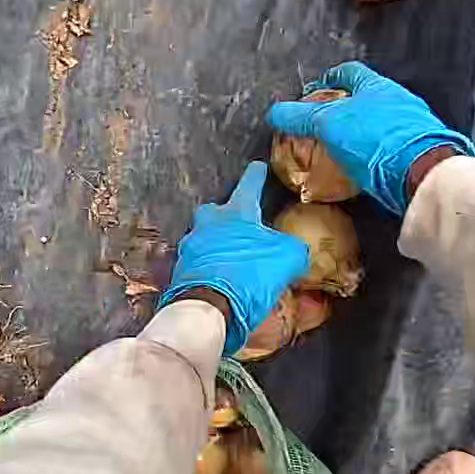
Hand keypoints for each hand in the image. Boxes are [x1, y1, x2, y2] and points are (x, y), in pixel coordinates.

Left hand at [162, 160, 310, 355]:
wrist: (209, 307)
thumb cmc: (250, 274)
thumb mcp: (286, 259)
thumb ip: (292, 249)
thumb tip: (294, 250)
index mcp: (235, 212)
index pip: (248, 185)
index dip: (256, 176)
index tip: (258, 167)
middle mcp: (208, 224)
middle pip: (215, 211)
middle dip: (225, 214)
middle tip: (238, 225)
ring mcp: (190, 247)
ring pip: (204, 238)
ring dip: (216, 244)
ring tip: (230, 258)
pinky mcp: (179, 271)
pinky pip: (198, 264)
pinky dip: (208, 268)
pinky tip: (218, 278)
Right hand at [266, 61, 474, 215]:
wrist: (419, 172)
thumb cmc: (373, 139)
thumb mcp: (329, 124)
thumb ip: (301, 117)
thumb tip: (273, 112)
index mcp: (376, 85)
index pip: (347, 72)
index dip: (327, 80)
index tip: (312, 93)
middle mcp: (396, 100)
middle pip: (363, 98)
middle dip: (341, 109)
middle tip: (320, 125)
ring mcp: (409, 126)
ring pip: (376, 123)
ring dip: (356, 133)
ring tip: (336, 149)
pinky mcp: (414, 152)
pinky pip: (386, 148)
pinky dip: (370, 154)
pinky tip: (359, 168)